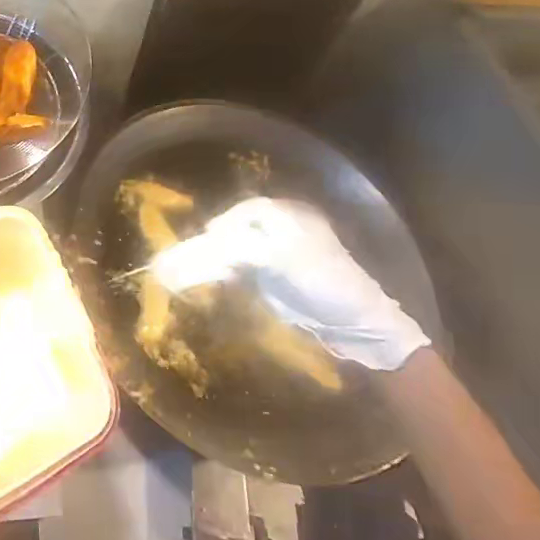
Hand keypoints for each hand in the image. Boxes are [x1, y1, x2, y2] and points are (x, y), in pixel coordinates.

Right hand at [151, 197, 429, 370]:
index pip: (249, 210)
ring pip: (235, 250)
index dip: (225, 222)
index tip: (204, 236)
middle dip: (209, 243)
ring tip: (181, 270)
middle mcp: (284, 231)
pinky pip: (241, 269)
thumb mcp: (286, 258)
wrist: (358, 329)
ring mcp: (279, 257)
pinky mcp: (275, 280)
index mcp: (291, 217)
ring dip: (209, 259)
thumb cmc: (327, 285)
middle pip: (238, 230)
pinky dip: (222, 273)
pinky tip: (207, 279)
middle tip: (183, 256)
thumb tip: (209, 238)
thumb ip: (245, 244)